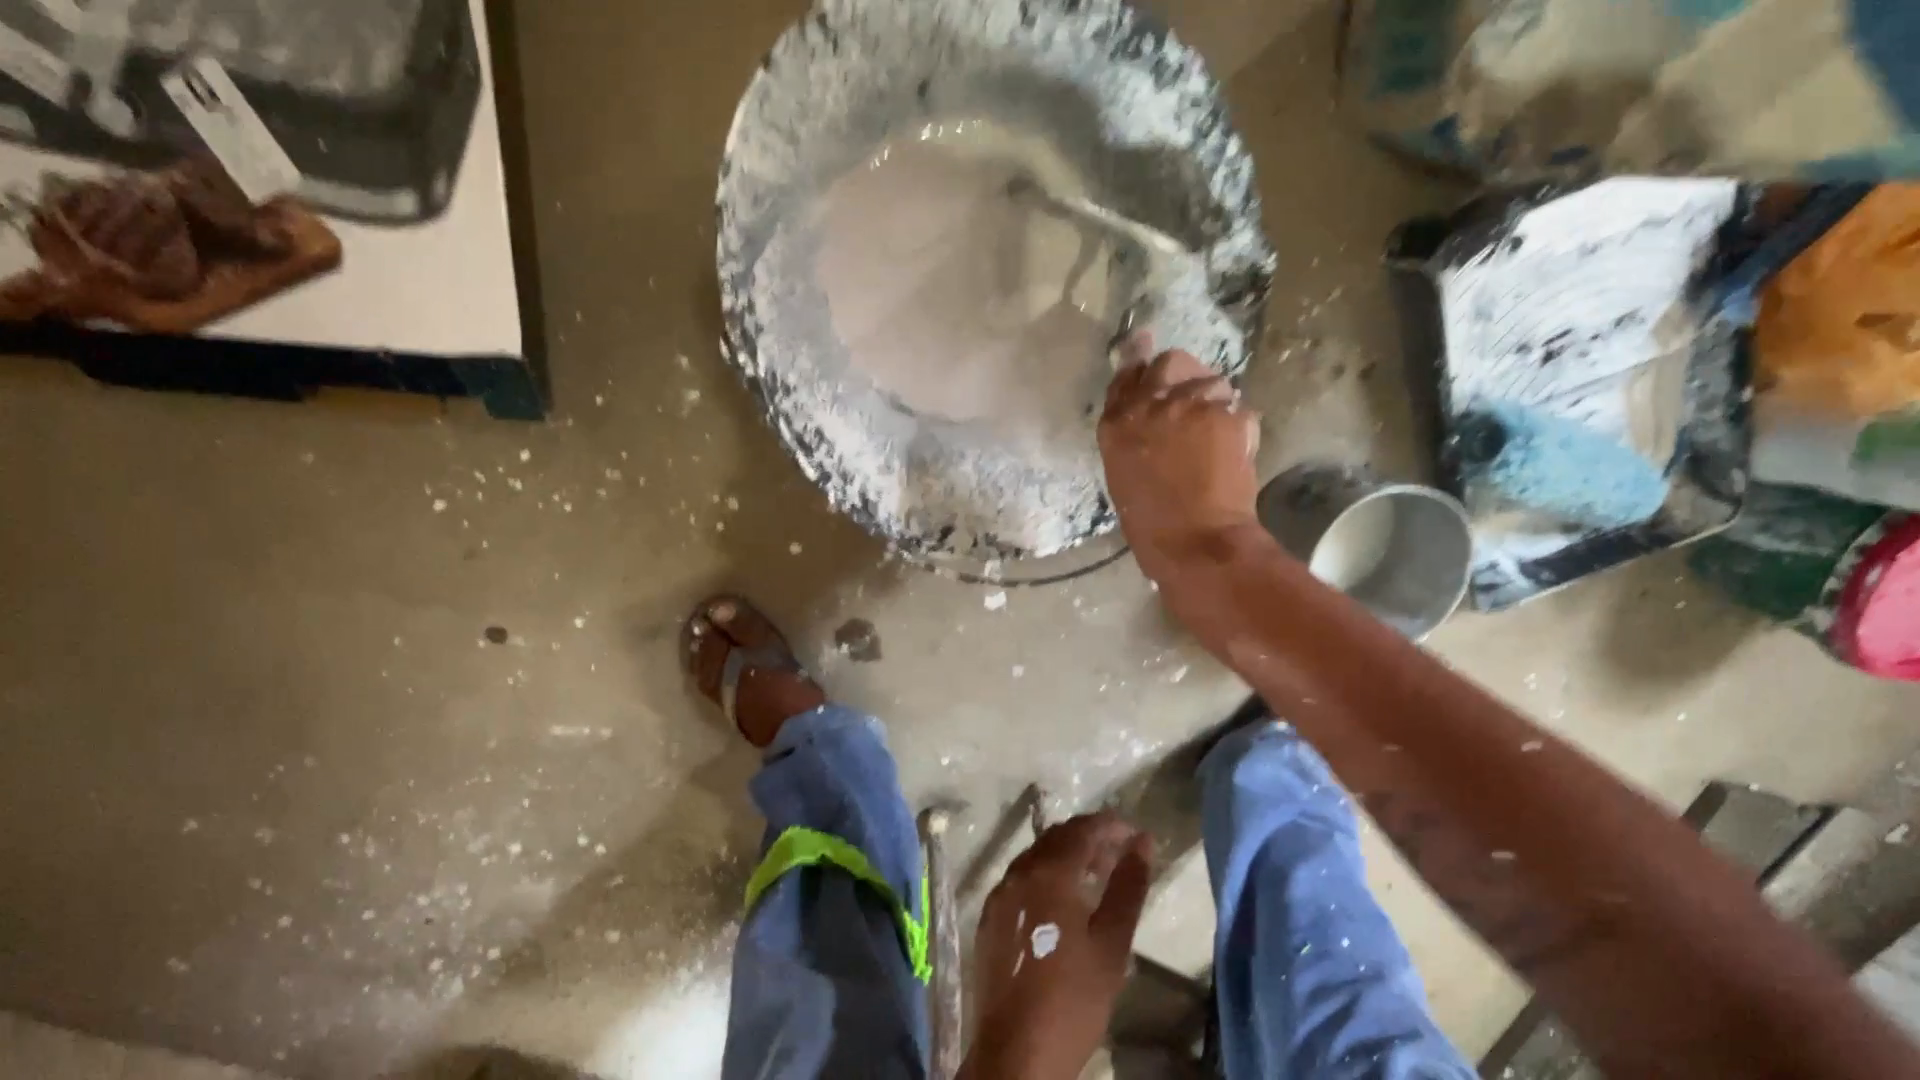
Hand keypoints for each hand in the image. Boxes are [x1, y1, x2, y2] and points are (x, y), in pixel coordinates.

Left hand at [960, 812, 1153, 1079]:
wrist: (1017, 1051)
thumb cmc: (1074, 998)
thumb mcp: (1113, 943)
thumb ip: (1128, 886)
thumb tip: (1142, 843)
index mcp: (1048, 874)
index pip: (1082, 830)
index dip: (1110, 826)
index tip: (1135, 834)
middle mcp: (1017, 874)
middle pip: (1056, 838)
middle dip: (1089, 839)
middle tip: (1120, 855)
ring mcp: (998, 896)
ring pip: (1035, 858)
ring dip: (1066, 857)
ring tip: (1097, 877)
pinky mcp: (990, 918)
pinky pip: (1020, 880)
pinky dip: (1045, 877)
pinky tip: (1064, 902)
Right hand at [1098, 332, 1262, 581]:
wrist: (1194, 543)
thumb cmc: (1151, 524)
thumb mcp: (1125, 474)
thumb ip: (1133, 437)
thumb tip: (1150, 420)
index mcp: (1116, 425)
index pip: (1126, 377)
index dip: (1138, 360)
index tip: (1144, 344)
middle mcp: (1149, 405)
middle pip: (1170, 363)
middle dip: (1184, 372)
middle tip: (1195, 395)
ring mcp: (1190, 406)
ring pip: (1212, 382)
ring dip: (1217, 401)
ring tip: (1220, 433)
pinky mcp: (1227, 416)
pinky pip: (1240, 410)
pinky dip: (1240, 428)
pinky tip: (1236, 452)